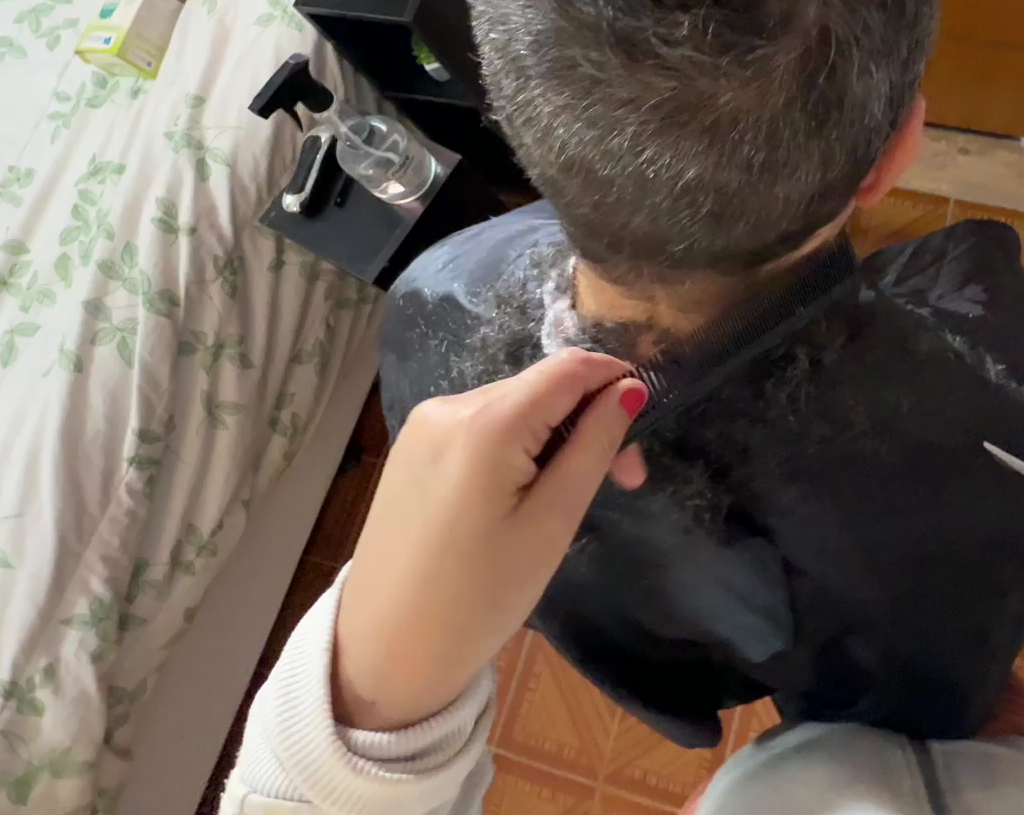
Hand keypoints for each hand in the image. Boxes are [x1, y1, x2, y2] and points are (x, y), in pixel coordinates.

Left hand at [332, 349, 647, 729]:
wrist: (382, 656)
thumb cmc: (480, 598)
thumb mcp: (553, 522)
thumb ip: (594, 445)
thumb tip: (629, 389)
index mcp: (486, 422)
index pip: (571, 367)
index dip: (616, 380)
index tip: (642, 429)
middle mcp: (450, 404)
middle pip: (544, 386)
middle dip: (589, 419)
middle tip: (621, 480)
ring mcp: (425, 424)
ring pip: (517, 404)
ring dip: (555, 435)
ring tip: (567, 497)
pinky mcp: (414, 446)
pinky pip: (485, 424)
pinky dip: (519, 444)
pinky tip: (522, 491)